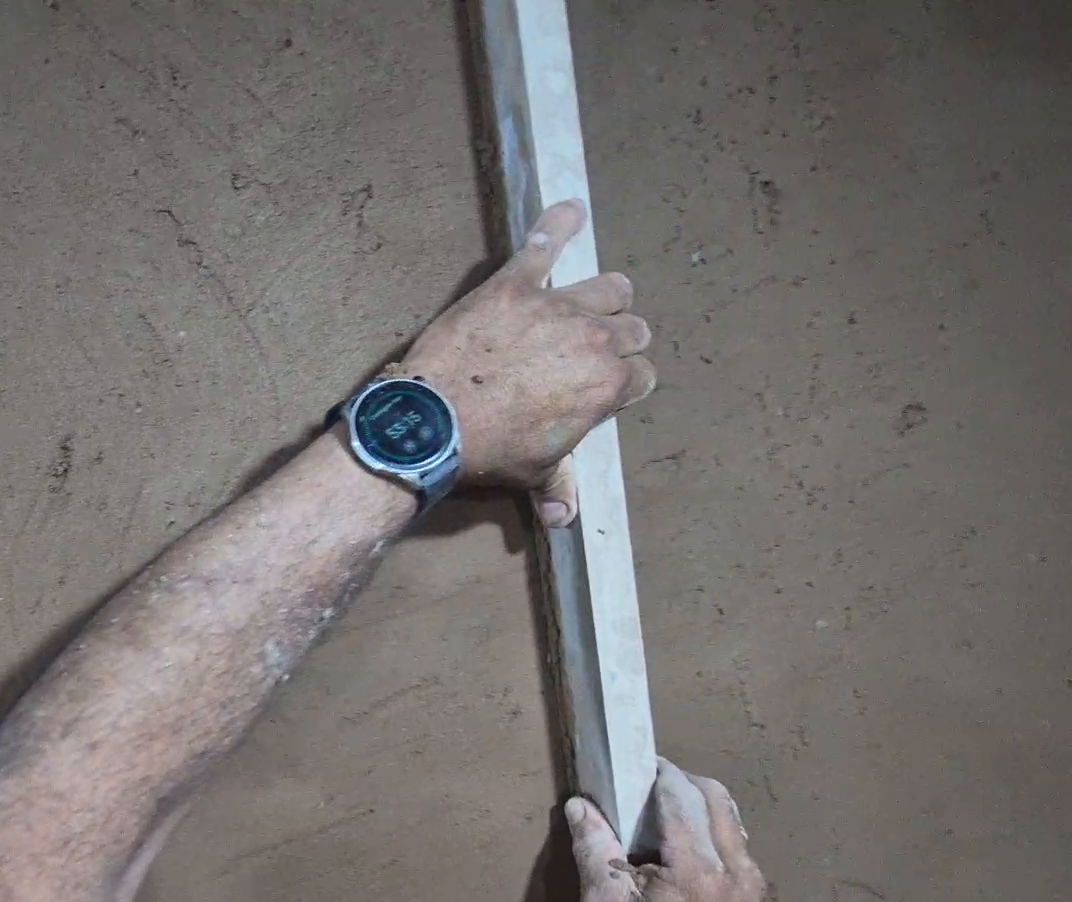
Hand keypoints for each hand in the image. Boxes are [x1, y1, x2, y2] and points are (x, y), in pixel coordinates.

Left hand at [400, 198, 653, 525]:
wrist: (430, 424)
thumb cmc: (484, 452)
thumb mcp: (529, 472)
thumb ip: (558, 487)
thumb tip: (565, 520)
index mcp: (608, 386)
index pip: (641, 375)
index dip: (620, 383)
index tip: (599, 388)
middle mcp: (594, 340)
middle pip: (632, 326)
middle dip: (617, 340)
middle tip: (585, 352)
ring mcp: (557, 307)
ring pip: (609, 286)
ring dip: (601, 297)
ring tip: (581, 305)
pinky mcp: (514, 286)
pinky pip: (545, 243)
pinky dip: (558, 224)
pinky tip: (569, 211)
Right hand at [565, 760, 768, 901]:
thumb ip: (593, 846)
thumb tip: (580, 805)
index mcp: (699, 869)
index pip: (680, 795)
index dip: (653, 770)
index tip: (627, 758)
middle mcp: (737, 871)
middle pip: (715, 796)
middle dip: (677, 779)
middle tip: (637, 783)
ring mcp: (751, 886)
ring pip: (728, 817)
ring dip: (694, 802)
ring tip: (651, 815)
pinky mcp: (753, 899)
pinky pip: (733, 841)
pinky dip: (706, 826)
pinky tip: (673, 847)